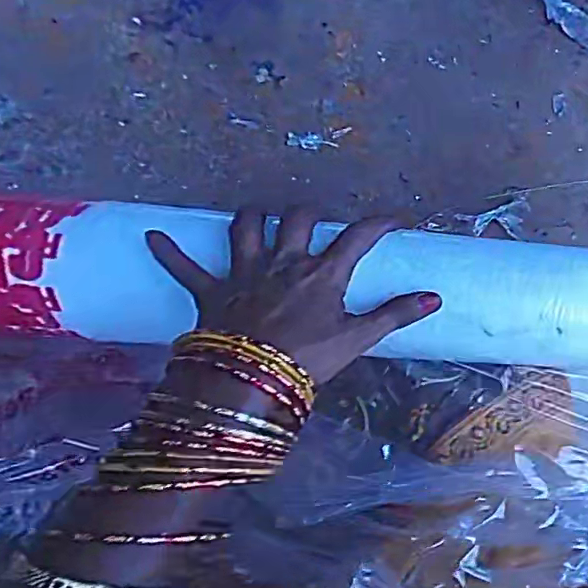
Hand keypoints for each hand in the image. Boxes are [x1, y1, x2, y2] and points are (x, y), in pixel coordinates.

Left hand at [145, 208, 439, 383]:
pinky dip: (168, 252)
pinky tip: (152, 237)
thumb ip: (397, 313)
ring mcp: (244, 273)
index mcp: (323, 273)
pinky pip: (184, 268)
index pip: (358, 237)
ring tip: (257, 212)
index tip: (396, 219)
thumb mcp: (360, 336)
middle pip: (296, 221)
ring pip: (245, 230)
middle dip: (309, 213)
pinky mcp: (211, 291)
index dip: (379, 223)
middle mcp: (284, 262)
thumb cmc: (310, 356)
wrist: (251, 376)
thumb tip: (434, 298)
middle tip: (316, 217)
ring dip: (251, 217)